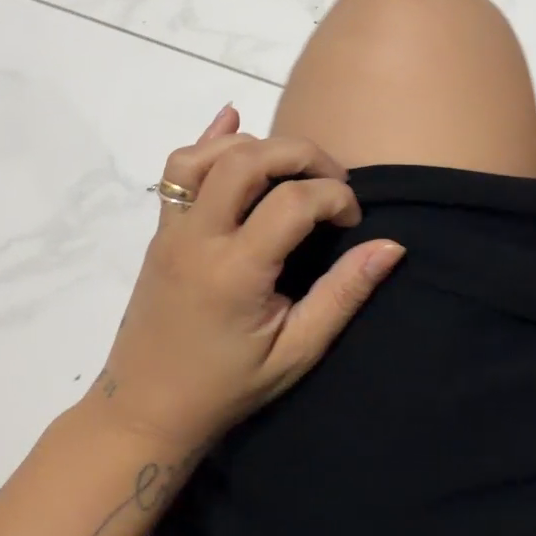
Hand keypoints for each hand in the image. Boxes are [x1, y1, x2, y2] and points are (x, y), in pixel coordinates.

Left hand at [85, 105, 404, 450]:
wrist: (144, 410)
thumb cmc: (228, 386)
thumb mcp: (298, 350)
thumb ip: (344, 294)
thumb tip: (391, 246)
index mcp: (236, 272)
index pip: (292, 201)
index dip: (335, 197)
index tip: (353, 222)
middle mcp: (197, 240)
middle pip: (247, 160)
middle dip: (302, 154)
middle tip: (332, 182)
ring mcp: (170, 232)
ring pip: (204, 156)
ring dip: (257, 146)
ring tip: (293, 170)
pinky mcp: (159, 232)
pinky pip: (176, 171)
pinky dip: (209, 141)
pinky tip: (235, 125)